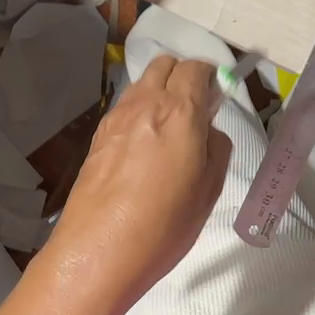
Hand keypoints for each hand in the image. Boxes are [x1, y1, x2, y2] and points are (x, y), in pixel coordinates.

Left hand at [39, 55, 231, 303]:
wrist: (98, 250)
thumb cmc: (164, 224)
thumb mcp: (209, 190)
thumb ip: (216, 147)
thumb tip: (207, 129)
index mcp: (180, 111)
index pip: (195, 68)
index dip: (209, 76)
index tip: (215, 97)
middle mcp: (147, 102)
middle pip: (165, 64)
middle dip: (182, 76)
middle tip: (193, 108)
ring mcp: (118, 116)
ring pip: (143, 83)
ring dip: (159, 91)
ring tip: (167, 128)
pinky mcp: (99, 134)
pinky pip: (126, 106)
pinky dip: (139, 111)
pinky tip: (142, 146)